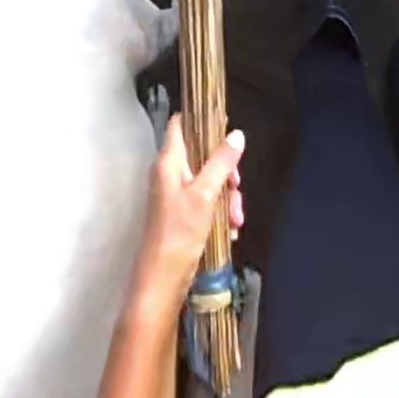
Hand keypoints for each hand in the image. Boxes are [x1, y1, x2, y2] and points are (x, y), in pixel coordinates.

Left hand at [133, 113, 244, 308]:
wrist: (161, 280)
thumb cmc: (179, 231)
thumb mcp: (205, 194)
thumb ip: (221, 162)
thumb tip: (237, 134)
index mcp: (169, 161)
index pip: (180, 123)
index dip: (200, 118)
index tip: (224, 123)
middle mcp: (170, 172)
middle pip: (202, 154)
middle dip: (225, 169)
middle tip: (237, 186)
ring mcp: (175, 193)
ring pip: (208, 179)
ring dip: (226, 196)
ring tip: (236, 219)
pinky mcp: (181, 213)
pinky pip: (205, 200)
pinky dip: (219, 211)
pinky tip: (231, 229)